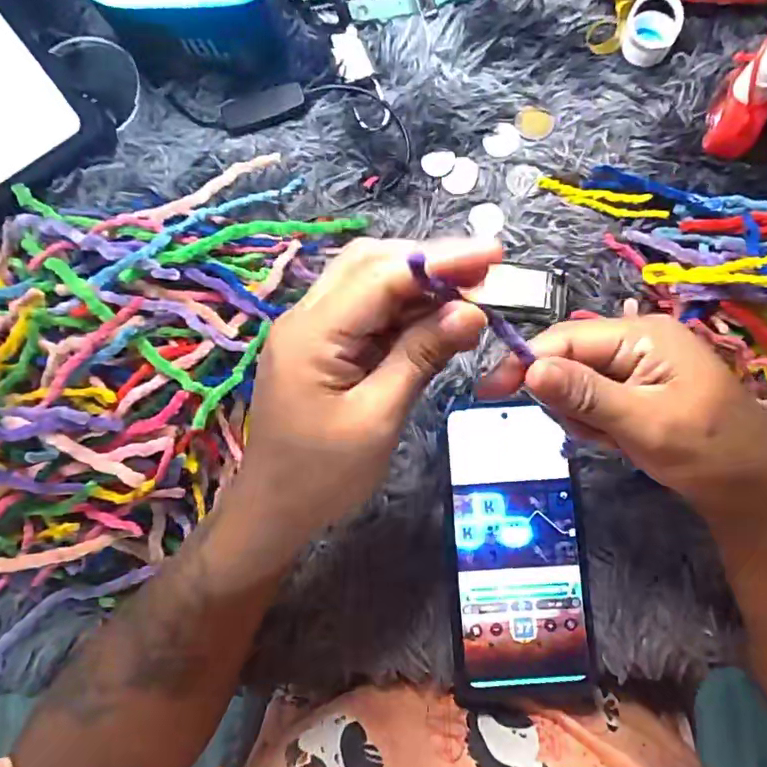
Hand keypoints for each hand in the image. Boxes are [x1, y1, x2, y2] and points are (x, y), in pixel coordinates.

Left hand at [225, 238, 499, 547]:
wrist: (273, 512)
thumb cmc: (322, 476)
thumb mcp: (379, 417)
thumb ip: (422, 357)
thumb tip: (472, 311)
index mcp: (313, 332)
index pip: (382, 274)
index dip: (440, 259)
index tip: (494, 254)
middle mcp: (307, 317)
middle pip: (371, 263)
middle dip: (431, 262)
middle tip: (487, 273)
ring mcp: (312, 329)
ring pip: (370, 283)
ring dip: (421, 284)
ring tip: (474, 292)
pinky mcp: (323, 346)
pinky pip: (368, 313)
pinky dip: (407, 310)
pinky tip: (440, 317)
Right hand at [477, 312, 766, 534]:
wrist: (756, 492)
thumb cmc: (707, 451)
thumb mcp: (643, 423)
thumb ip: (584, 394)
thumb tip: (530, 368)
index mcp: (642, 334)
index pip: (565, 338)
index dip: (526, 362)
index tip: (490, 392)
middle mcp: (637, 341)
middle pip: (568, 359)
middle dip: (568, 399)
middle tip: (594, 431)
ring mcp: (639, 365)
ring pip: (577, 383)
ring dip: (584, 416)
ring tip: (617, 439)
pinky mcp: (639, 389)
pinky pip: (596, 400)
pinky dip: (598, 423)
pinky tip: (623, 440)